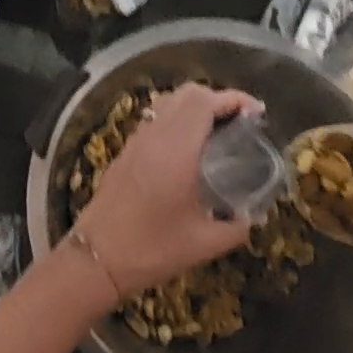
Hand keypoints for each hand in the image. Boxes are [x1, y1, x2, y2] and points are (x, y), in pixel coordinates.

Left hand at [71, 84, 260, 296]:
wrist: (97, 258)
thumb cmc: (152, 250)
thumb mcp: (206, 243)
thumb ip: (237, 225)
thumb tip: (253, 214)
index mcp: (176, 150)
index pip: (204, 102)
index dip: (233, 99)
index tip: (256, 113)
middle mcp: (154, 137)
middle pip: (186, 94)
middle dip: (216, 99)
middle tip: (239, 121)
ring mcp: (135, 142)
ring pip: (166, 104)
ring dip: (194, 107)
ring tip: (217, 131)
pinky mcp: (124, 152)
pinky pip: (153, 120)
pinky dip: (175, 120)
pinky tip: (188, 149)